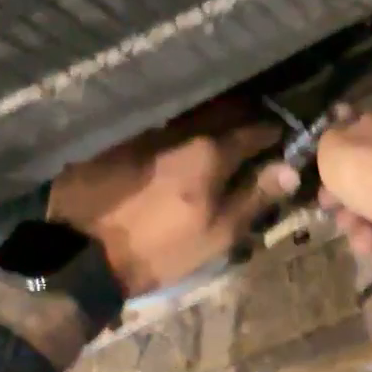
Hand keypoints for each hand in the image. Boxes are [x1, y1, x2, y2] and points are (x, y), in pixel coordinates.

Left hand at [47, 110, 295, 296]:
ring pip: (191, 122)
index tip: (286, 142)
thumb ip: (255, 196)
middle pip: (223, 117)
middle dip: (244, 124)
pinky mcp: (120, 145)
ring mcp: (147, 135)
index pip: (256, 131)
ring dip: (211, 128)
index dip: (275, 136)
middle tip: (256, 142)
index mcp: (210, 152)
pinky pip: (162, 132)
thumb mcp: (218, 233)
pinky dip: (180, 138)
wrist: (82, 254)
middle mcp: (180, 132)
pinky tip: (179, 155)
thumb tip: (290, 169)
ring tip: (219, 147)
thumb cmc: (160, 249)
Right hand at [315, 111, 371, 290]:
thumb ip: (327, 145)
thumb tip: (336, 148)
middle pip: (368, 182)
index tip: (323, 194)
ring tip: (365, 242)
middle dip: (348, 208)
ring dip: (365, 232)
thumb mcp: (332, 150)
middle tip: (342, 222)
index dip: (333, 168)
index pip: (353, 141)